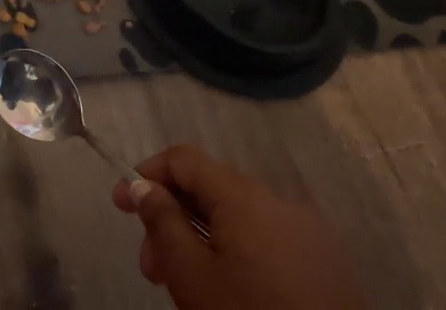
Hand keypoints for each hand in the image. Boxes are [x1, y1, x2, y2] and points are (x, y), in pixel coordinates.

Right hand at [113, 145, 365, 309]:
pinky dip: (235, 253)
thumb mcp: (191, 273)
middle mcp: (279, 202)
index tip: (120, 205)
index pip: (183, 158)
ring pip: (236, 220)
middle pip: (209, 190)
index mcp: (245, 196)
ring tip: (182, 281)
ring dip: (200, 239)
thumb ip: (162, 221)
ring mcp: (307, 234)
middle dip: (171, 218)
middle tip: (150, 264)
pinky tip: (225, 287)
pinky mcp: (325, 265)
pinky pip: (265, 241)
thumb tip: (142, 185)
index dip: (146, 174)